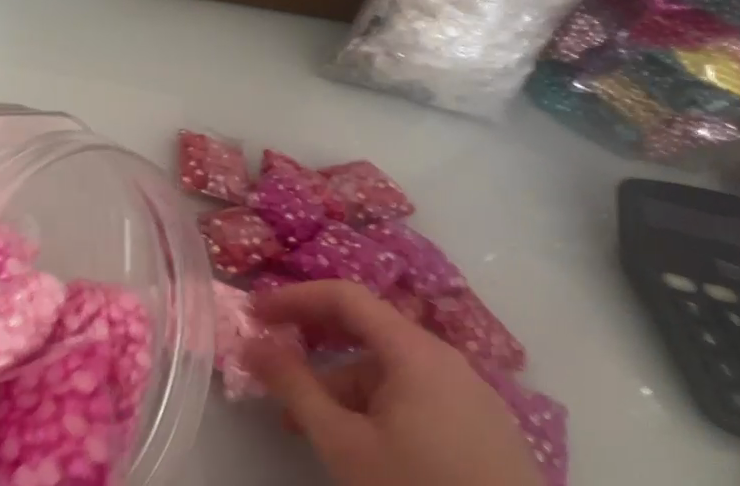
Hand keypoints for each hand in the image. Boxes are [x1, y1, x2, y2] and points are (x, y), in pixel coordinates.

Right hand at [244, 281, 541, 485]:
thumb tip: (251, 343)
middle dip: (313, 346)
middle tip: (274, 365)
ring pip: (391, 372)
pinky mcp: (488, 433)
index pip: (344, 297)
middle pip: (367, 332)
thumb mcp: (342, 441)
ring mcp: (474, 398)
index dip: (293, 297)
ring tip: (310, 424)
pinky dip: (377, 406)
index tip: (254, 314)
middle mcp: (449, 363)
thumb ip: (292, 385)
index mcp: (416, 352)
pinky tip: (360, 442)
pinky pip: (419, 398)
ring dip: (342, 386)